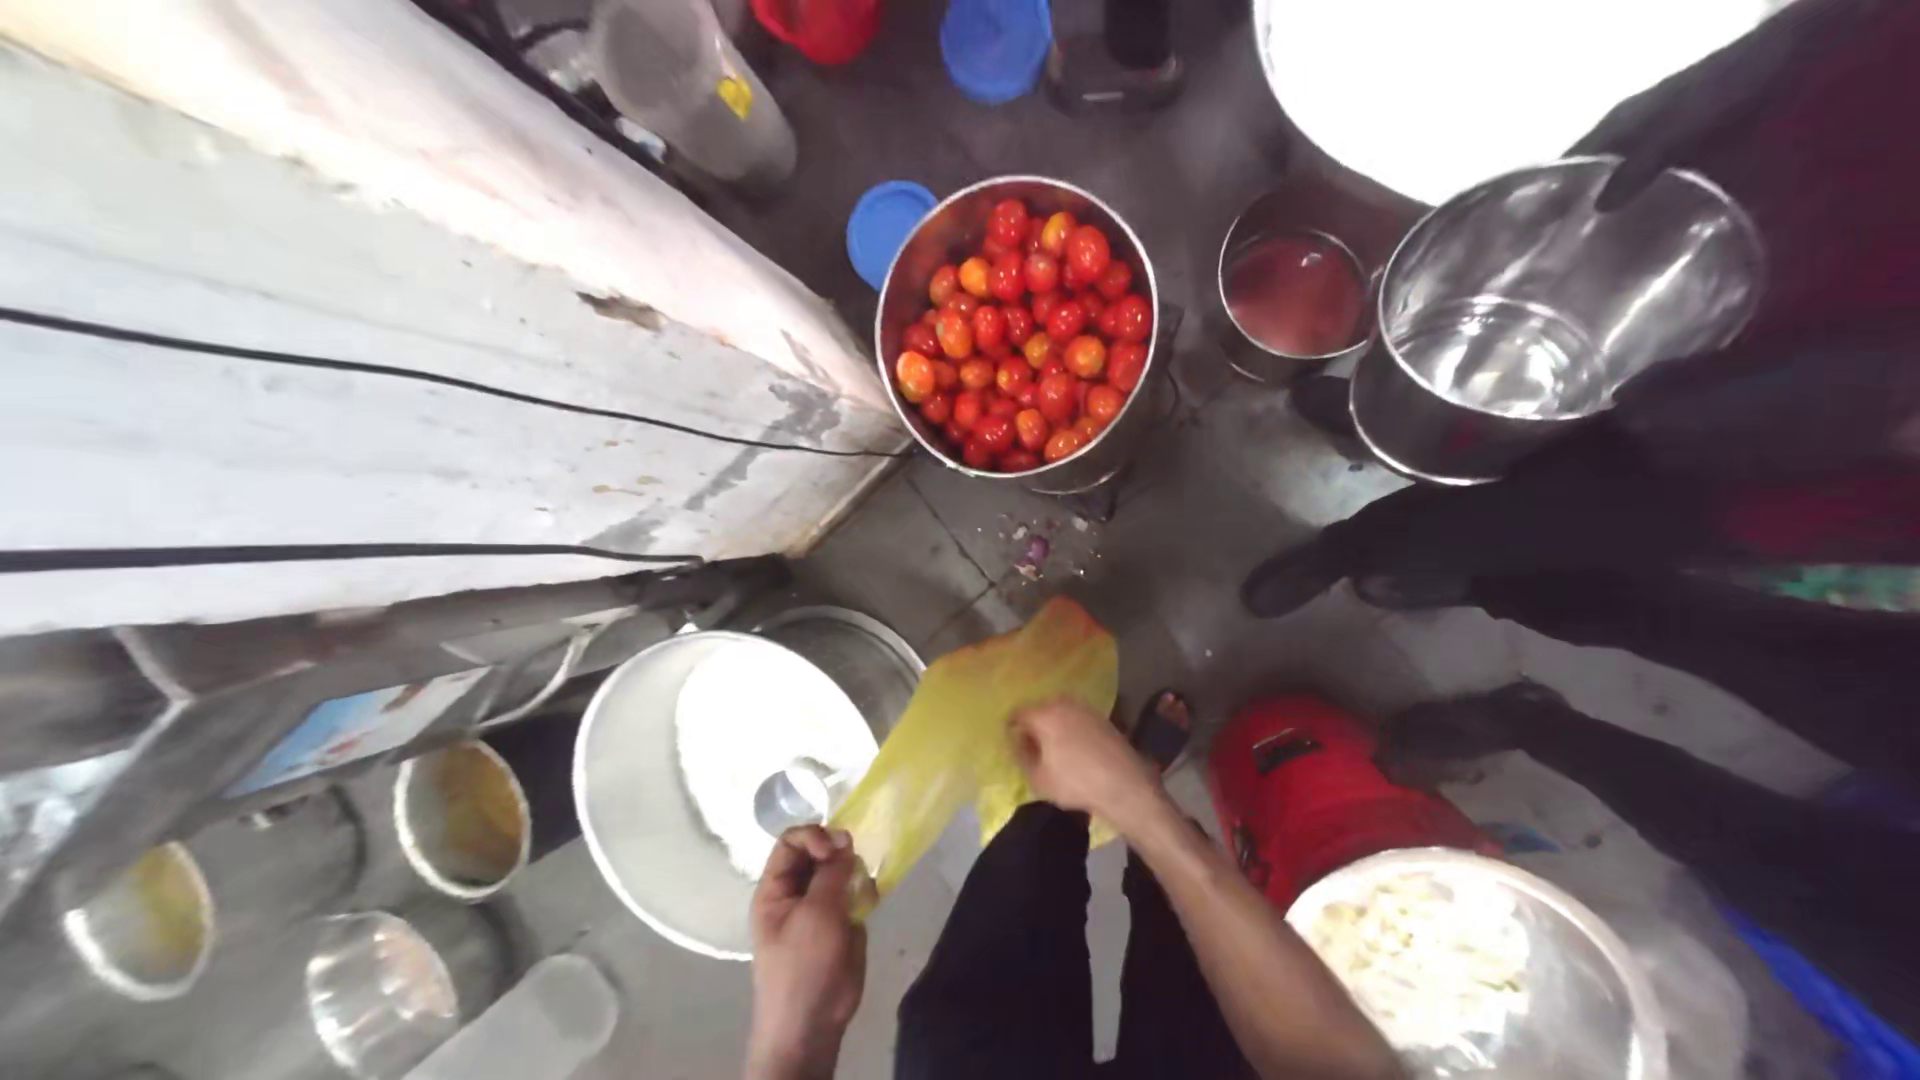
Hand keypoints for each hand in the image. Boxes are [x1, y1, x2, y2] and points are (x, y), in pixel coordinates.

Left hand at [746, 826, 870, 1079]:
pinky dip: (862, 888)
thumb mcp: (815, 913)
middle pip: (815, 852)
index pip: (790, 842)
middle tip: (854, 855)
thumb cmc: (803, 966)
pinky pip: (851, 892)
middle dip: (835, 848)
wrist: (812, 1025)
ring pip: (836, 870)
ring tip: (862, 881)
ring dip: (851, 868)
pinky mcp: (840, 921)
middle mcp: (794, 892)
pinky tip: (869, 897)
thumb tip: (844, 843)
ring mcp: (818, 907)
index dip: (813, 836)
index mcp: (775, 889)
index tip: (834, 849)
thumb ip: (831, 873)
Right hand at [1010, 699, 1162, 826]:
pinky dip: (1070, 726)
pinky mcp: (1101, 717)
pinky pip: (1076, 717)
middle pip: (1040, 709)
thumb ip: (1022, 755)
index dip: (1012, 727)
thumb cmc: (1076, 782)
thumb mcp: (1039, 777)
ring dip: (1053, 723)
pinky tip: (1074, 745)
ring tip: (1053, 745)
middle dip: (1033, 723)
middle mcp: (1063, 704)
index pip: (1018, 714)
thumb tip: (1016, 740)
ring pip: (1060, 711)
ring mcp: (1085, 708)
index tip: (1011, 740)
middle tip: (1032, 743)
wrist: (1124, 784)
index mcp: (1044, 715)